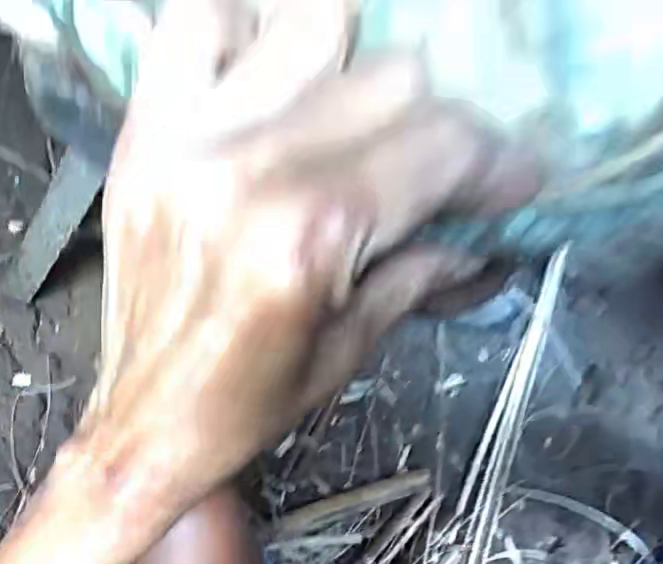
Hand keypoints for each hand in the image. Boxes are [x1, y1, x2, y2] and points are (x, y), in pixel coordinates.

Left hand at [78, 0, 537, 511]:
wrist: (148, 423)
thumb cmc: (247, 408)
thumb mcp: (345, 354)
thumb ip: (418, 275)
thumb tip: (484, 238)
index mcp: (307, 236)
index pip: (437, 148)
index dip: (497, 160)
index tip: (519, 179)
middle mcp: (249, 167)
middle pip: (391, 78)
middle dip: (437, 130)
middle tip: (435, 176)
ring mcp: (187, 138)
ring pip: (314, 22)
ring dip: (356, 73)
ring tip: (351, 132)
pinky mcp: (143, 134)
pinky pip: (199, 19)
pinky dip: (249, 34)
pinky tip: (269, 86)